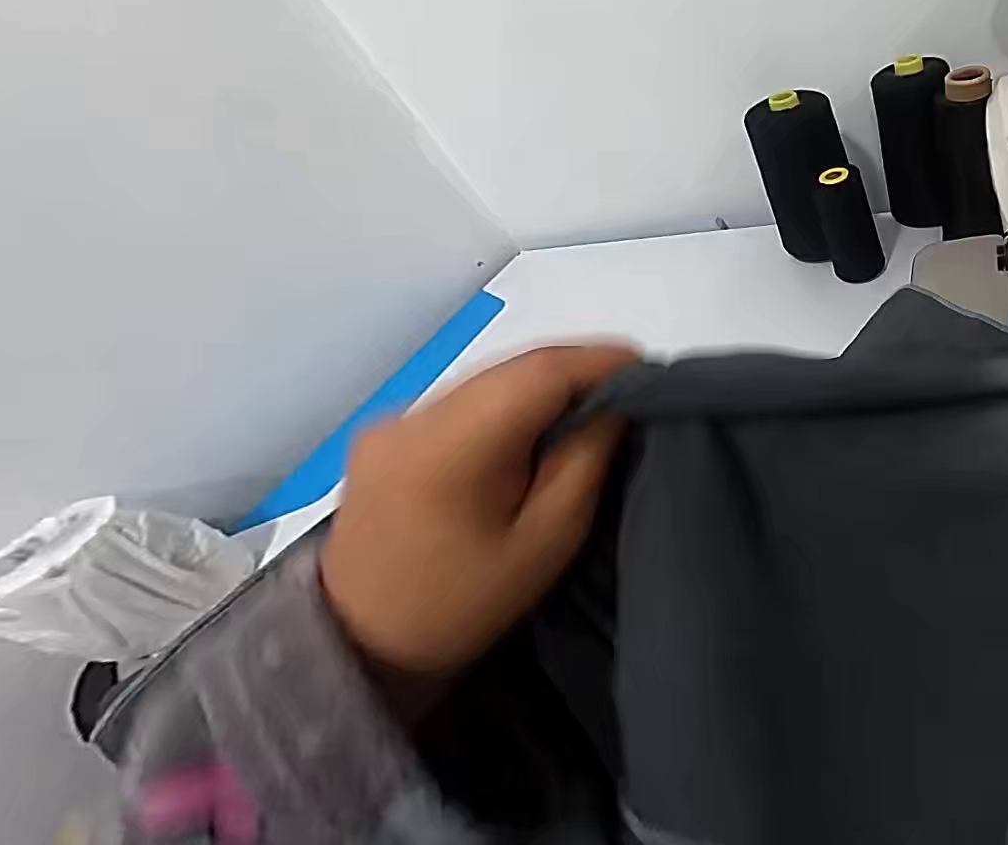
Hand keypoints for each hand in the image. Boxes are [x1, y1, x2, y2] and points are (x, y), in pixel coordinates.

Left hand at [322, 345, 636, 674]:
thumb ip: (587, 458)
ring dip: (551, 379)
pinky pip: (474, 392)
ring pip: (495, 374)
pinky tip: (544, 416)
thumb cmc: (467, 602)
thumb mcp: (549, 537)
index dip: (599, 361)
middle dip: (581, 367)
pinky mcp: (394, 430)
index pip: (539, 373)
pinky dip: (519, 394)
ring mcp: (396, 420)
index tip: (646, 368)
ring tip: (597, 397)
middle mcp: (413, 418)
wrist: (361, 646)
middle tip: (631, 383)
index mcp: (448, 448)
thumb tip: (614, 403)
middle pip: (515, 366)